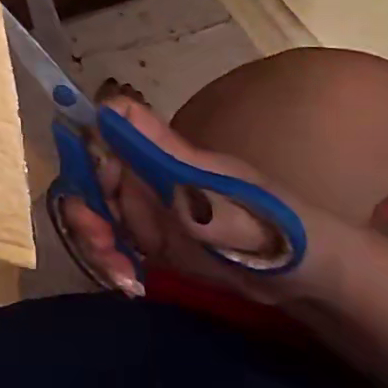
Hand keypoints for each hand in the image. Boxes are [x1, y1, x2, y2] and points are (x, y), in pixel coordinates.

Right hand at [60, 96, 349, 304]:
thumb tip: (109, 105)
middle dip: (86, 213)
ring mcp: (149, 209)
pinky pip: (114, 245)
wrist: (302, 276)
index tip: (96, 194)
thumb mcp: (213, 188)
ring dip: (97, 243)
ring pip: (98, 215)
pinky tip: (128, 282)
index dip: (87, 161)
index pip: (103, 138)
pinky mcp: (152, 242)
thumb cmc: (268, 221)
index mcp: (162, 151)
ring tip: (121, 273)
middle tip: (103, 245)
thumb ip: (162, 151)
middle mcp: (149, 173)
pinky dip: (111, 263)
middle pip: (92, 179)